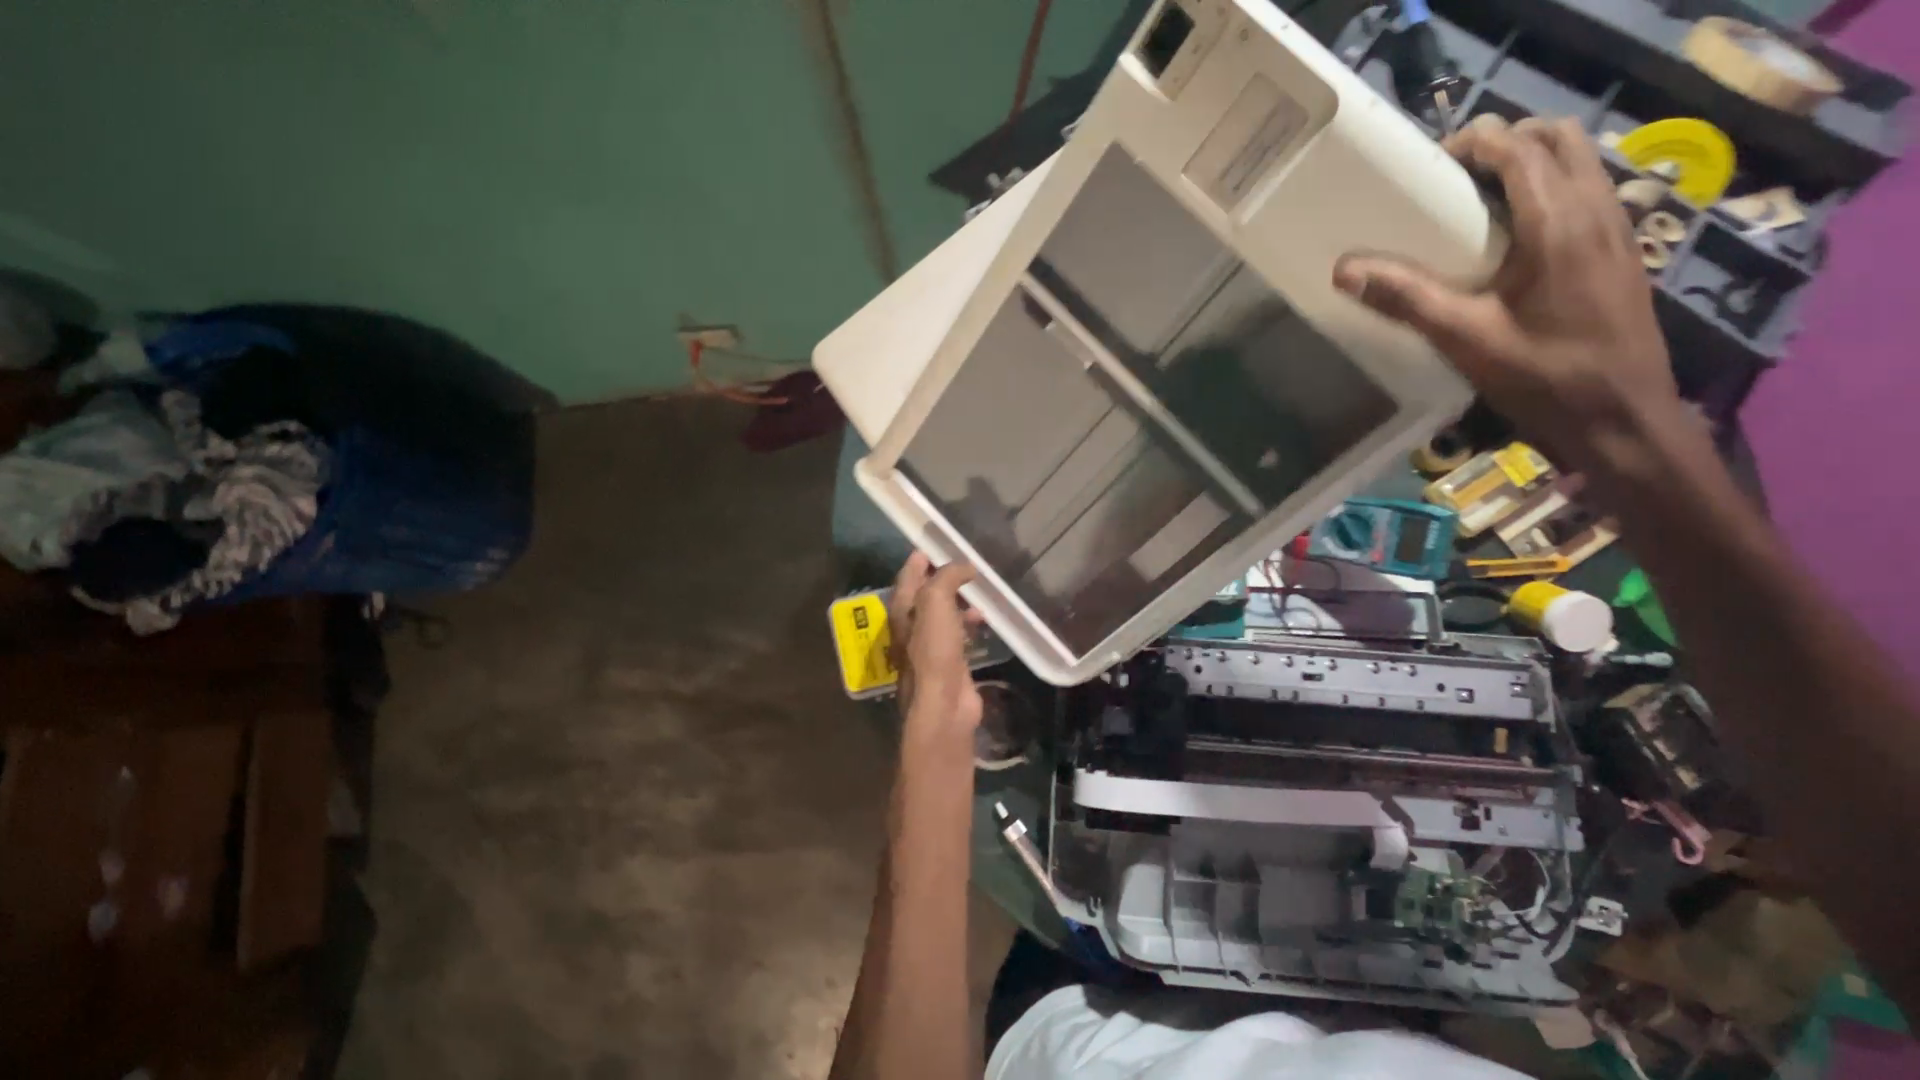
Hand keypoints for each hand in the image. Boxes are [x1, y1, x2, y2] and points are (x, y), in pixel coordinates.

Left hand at [888, 553, 982, 744]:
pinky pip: (958, 634)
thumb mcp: (935, 603)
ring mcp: (930, 647)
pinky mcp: (949, 663)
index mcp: (901, 611)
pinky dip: (969, 623)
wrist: (943, 705)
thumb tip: (963, 566)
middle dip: (942, 579)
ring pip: (943, 615)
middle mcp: (911, 627)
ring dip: (958, 601)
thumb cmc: (934, 651)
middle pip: (925, 595)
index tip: (934, 546)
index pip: (907, 577)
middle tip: (963, 566)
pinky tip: (983, 620)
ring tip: (979, 590)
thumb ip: (946, 578)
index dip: (919, 560)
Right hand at [1334, 115, 1693, 483]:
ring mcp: (1617, 229)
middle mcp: (1596, 210)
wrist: (1621, 419)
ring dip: (1532, 163)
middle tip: (1458, 177)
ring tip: (1481, 203)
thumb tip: (1344, 269)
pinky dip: (1552, 189)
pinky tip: (1516, 238)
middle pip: (1559, 139)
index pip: (1519, 148)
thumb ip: (1407, 298)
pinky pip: (1589, 192)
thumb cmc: (1543, 377)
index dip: (1474, 142)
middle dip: (1507, 142)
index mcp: (1558, 222)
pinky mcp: (1621, 252)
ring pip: (1580, 162)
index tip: (1432, 164)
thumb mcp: (1466, 339)